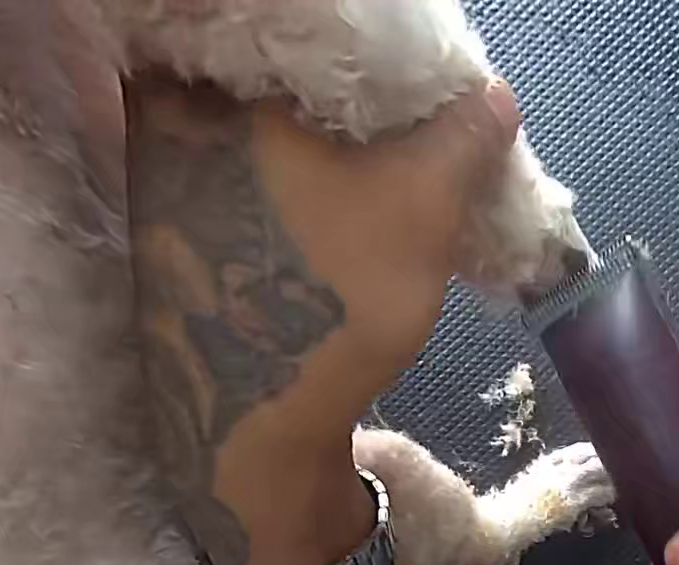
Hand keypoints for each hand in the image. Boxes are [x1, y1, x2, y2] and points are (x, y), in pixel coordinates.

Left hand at [125, 72, 518, 564]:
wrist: (266, 413)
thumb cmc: (335, 298)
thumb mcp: (420, 210)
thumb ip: (462, 141)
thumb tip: (496, 96)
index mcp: (226, 80)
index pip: (317, 27)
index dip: (389, 52)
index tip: (432, 84)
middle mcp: (183, 109)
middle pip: (297, 71)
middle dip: (370, 95)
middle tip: (426, 119)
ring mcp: (182, 167)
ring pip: (286, 122)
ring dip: (351, 138)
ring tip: (407, 158)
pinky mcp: (197, 219)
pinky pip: (271, 167)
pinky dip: (324, 172)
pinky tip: (364, 197)